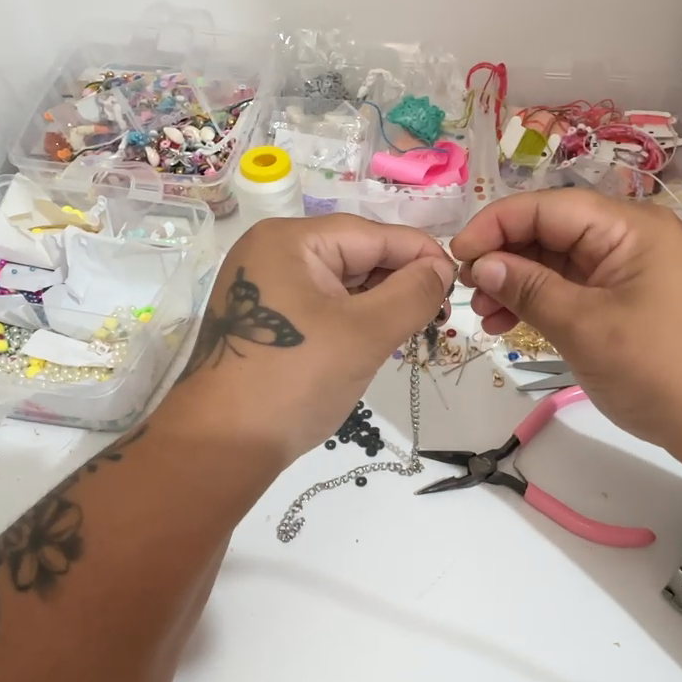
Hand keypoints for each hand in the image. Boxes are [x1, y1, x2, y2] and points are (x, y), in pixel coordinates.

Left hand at [167, 215, 454, 459]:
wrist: (222, 447)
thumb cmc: (295, 380)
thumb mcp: (365, 334)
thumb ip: (412, 294)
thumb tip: (442, 270)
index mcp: (289, 241)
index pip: (371, 234)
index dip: (420, 253)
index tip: (459, 280)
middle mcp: (272, 254)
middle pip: (354, 255)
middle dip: (400, 281)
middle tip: (440, 312)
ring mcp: (265, 289)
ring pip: (341, 285)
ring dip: (380, 303)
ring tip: (415, 328)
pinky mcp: (266, 323)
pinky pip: (323, 308)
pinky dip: (355, 320)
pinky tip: (380, 340)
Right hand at [450, 190, 681, 451]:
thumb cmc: (657, 369)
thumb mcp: (583, 327)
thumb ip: (528, 289)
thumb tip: (480, 264)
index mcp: (629, 227)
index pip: (548, 207)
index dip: (496, 225)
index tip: (455, 255)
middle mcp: (631, 238)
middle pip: (552, 232)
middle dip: (505, 258)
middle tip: (467, 293)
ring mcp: (631, 271)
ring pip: (559, 263)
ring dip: (518, 284)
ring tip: (484, 317)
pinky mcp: (629, 301)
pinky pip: (575, 289)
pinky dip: (542, 303)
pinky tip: (510, 325)